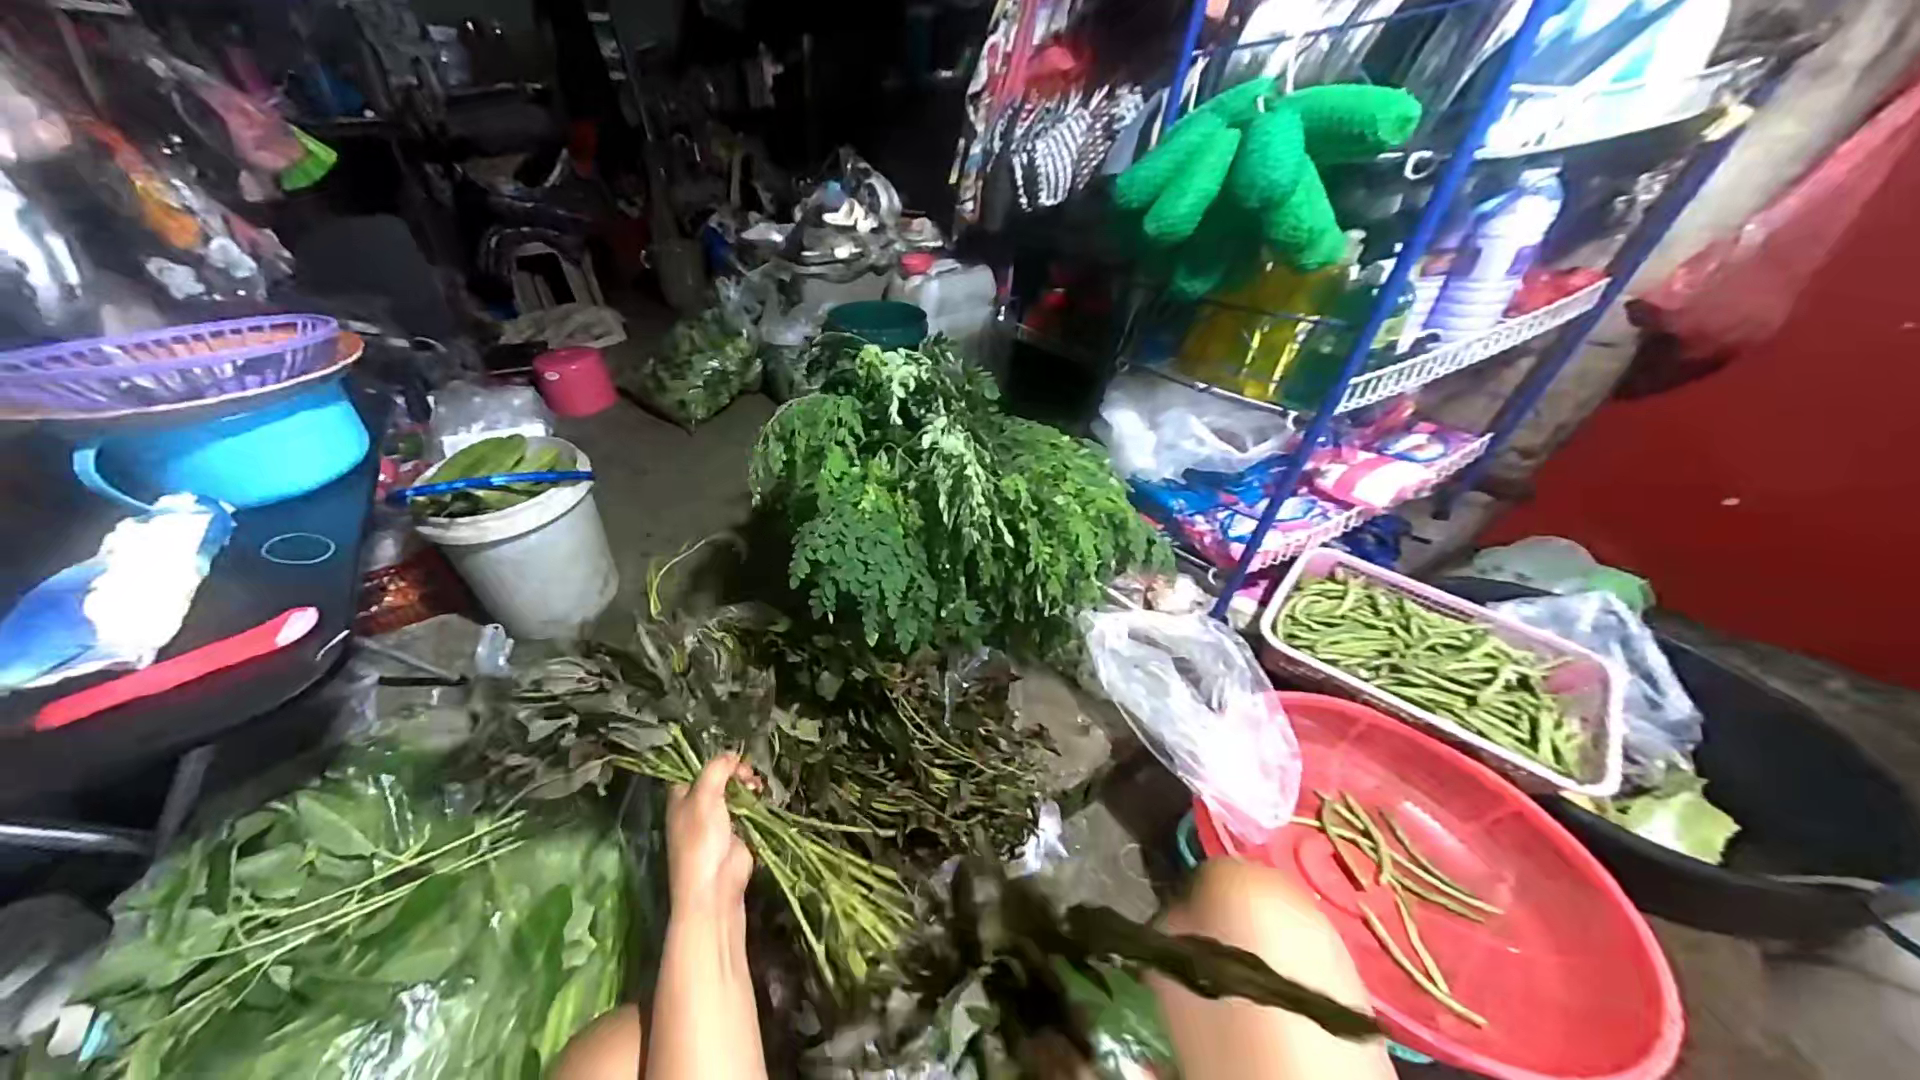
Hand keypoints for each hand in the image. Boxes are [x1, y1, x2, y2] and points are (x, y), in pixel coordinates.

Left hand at [665, 753, 758, 917]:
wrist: (715, 883)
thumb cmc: (701, 837)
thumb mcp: (704, 796)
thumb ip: (717, 769)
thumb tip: (732, 754)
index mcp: (682, 795)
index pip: (697, 767)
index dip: (715, 760)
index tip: (733, 758)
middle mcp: (698, 804)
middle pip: (720, 777)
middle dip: (736, 771)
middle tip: (748, 774)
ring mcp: (719, 817)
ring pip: (735, 790)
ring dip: (748, 784)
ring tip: (756, 786)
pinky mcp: (738, 829)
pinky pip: (748, 806)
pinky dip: (756, 799)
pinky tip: (762, 796)